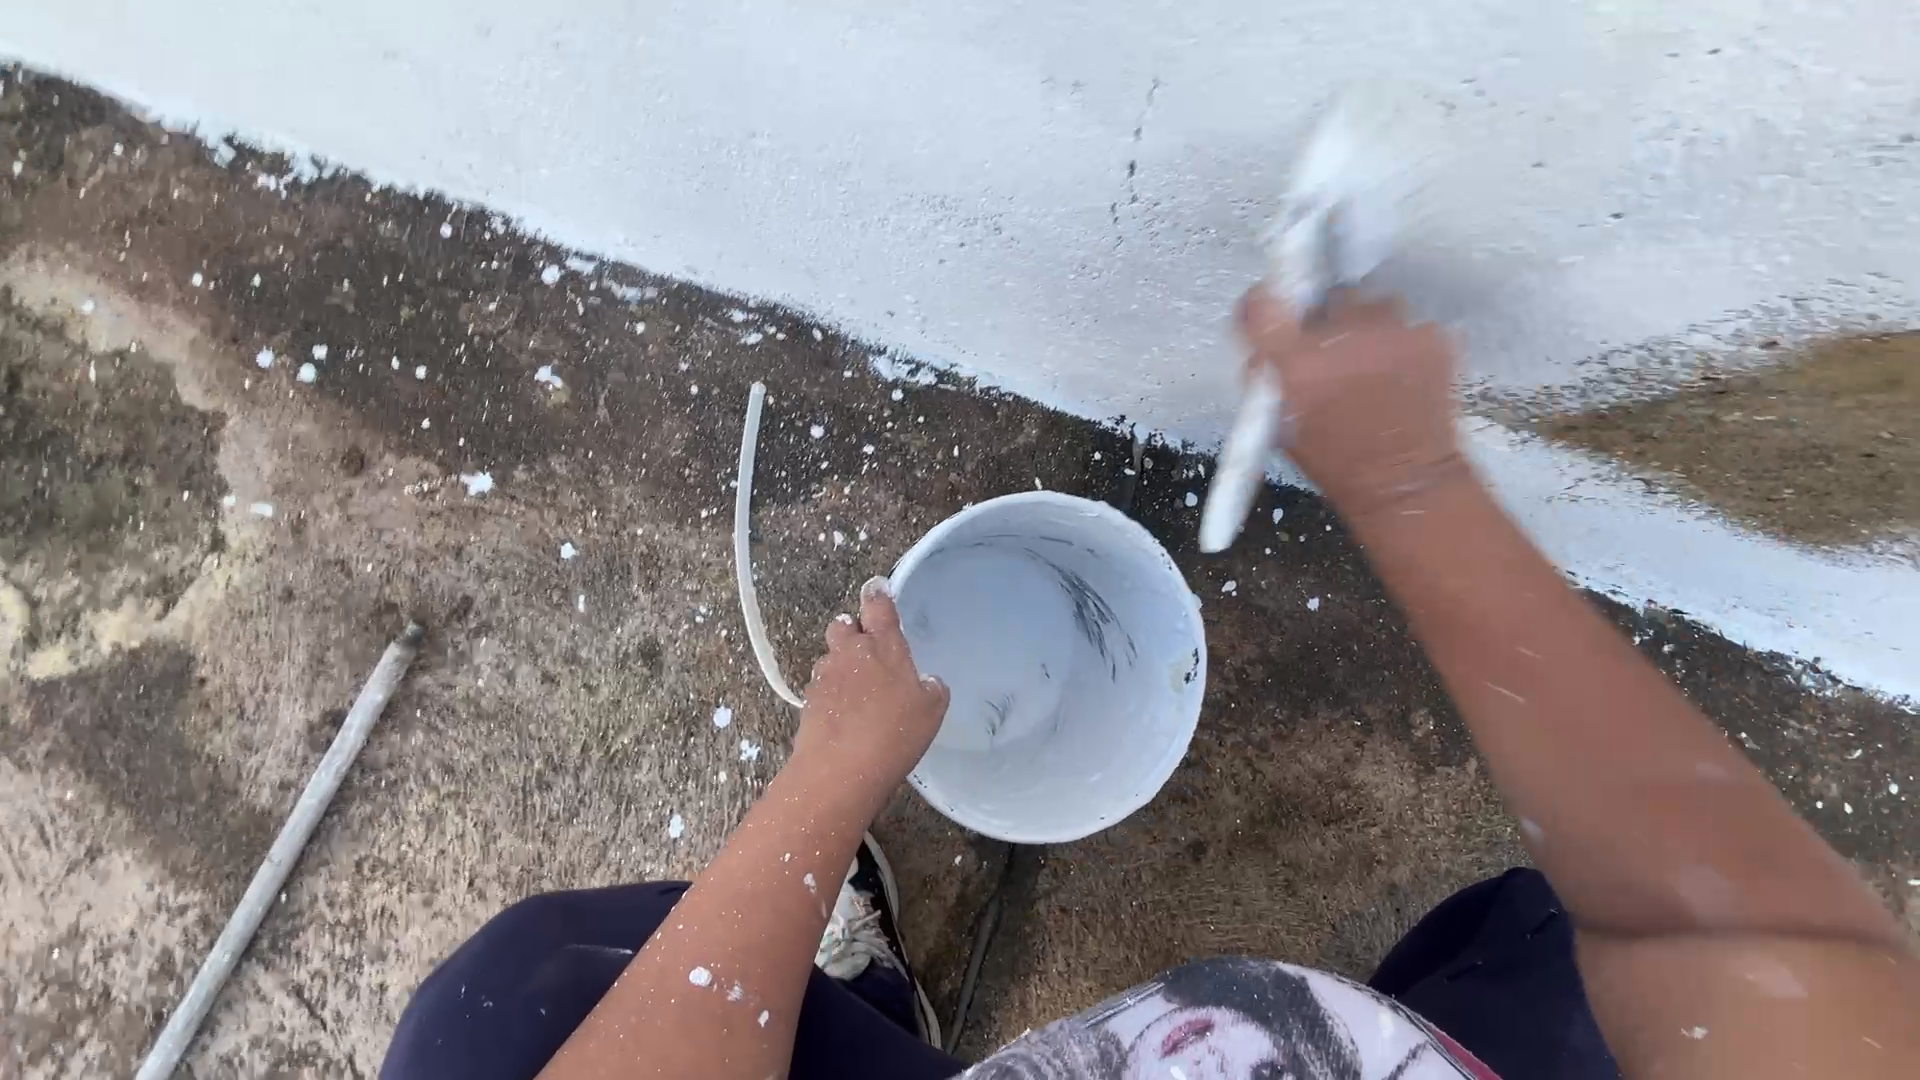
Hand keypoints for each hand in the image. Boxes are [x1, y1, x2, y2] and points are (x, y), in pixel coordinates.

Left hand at [790, 577, 949, 811]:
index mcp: (884, 646)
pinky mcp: (808, 701)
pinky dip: (831, 693)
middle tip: (866, 646)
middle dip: (853, 629)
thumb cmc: (894, 733)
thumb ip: (931, 688)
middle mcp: (851, 653)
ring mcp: (825, 676)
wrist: (840, 770)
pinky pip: (821, 686)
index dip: (879, 596)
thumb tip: (927, 682)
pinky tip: (844, 713)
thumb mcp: (931, 711)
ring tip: (856, 687)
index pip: (879, 607)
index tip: (878, 589)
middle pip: (845, 625)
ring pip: (830, 657)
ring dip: (841, 664)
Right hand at [1238, 284, 1467, 520]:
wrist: (1406, 482)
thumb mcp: (1279, 425)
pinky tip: (1393, 374)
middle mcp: (1345, 338)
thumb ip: (1269, 377)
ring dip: (1361, 327)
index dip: (1263, 302)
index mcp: (1299, 365)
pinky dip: (1396, 342)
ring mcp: (1395, 332)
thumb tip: (1263, 346)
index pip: (1265, 303)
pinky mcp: (1432, 335)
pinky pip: (1405, 322)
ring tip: (1364, 364)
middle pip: (1323, 298)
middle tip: (1324, 354)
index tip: (1266, 306)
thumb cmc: (1336, 462)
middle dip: (1320, 322)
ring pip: (1369, 304)